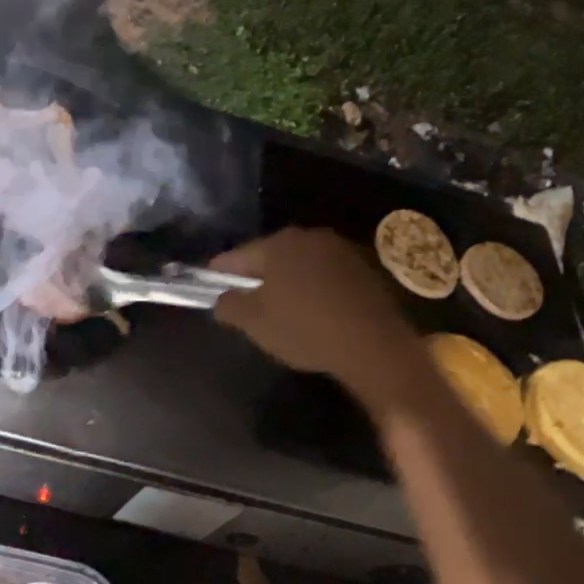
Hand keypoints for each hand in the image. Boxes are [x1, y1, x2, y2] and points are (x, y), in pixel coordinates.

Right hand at [212, 227, 423, 388]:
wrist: (375, 346)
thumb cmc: (305, 329)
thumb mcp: (255, 323)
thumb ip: (229, 306)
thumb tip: (222, 299)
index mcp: (279, 244)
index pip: (237, 256)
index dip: (218, 273)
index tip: (207, 286)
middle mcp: (309, 237)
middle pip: (269, 256)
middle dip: (254, 277)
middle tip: (243, 302)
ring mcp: (340, 251)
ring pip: (299, 265)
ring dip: (286, 283)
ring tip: (278, 310)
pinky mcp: (363, 270)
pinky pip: (324, 276)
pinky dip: (312, 290)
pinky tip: (311, 313)